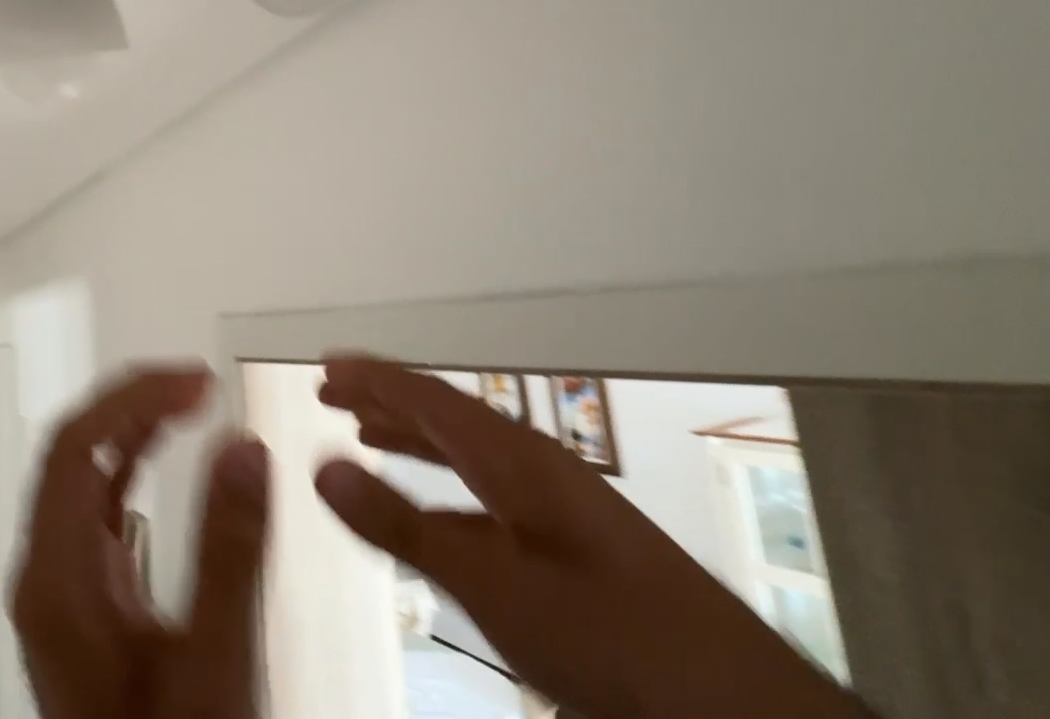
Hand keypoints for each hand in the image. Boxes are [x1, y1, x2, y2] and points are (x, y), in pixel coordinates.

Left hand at [10, 364, 270, 718]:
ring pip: (85, 476)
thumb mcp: (210, 663)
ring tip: (188, 399)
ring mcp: (68, 584)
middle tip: (197, 382)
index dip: (129, 400)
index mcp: (57, 581)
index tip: (194, 383)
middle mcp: (50, 573)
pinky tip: (164, 450)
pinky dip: (134, 465)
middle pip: (72, 454)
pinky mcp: (93, 596)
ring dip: (132, 428)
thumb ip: (227, 552)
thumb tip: (243, 447)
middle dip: (132, 404)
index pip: (72, 451)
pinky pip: (103, 506)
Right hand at [315, 353, 873, 718]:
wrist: (725, 695)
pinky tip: (428, 504)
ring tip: (364, 427)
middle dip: (384, 398)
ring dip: (411, 434)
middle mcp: (532, 463)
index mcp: (514, 458)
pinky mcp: (563, 536)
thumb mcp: (490, 584)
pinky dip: (443, 481)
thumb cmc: (606, 633)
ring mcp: (552, 499)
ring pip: (465, 450)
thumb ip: (404, 525)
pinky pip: (484, 488)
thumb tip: (324, 467)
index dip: (373, 377)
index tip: (325, 364)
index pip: (429, 397)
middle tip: (329, 390)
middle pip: (445, 413)